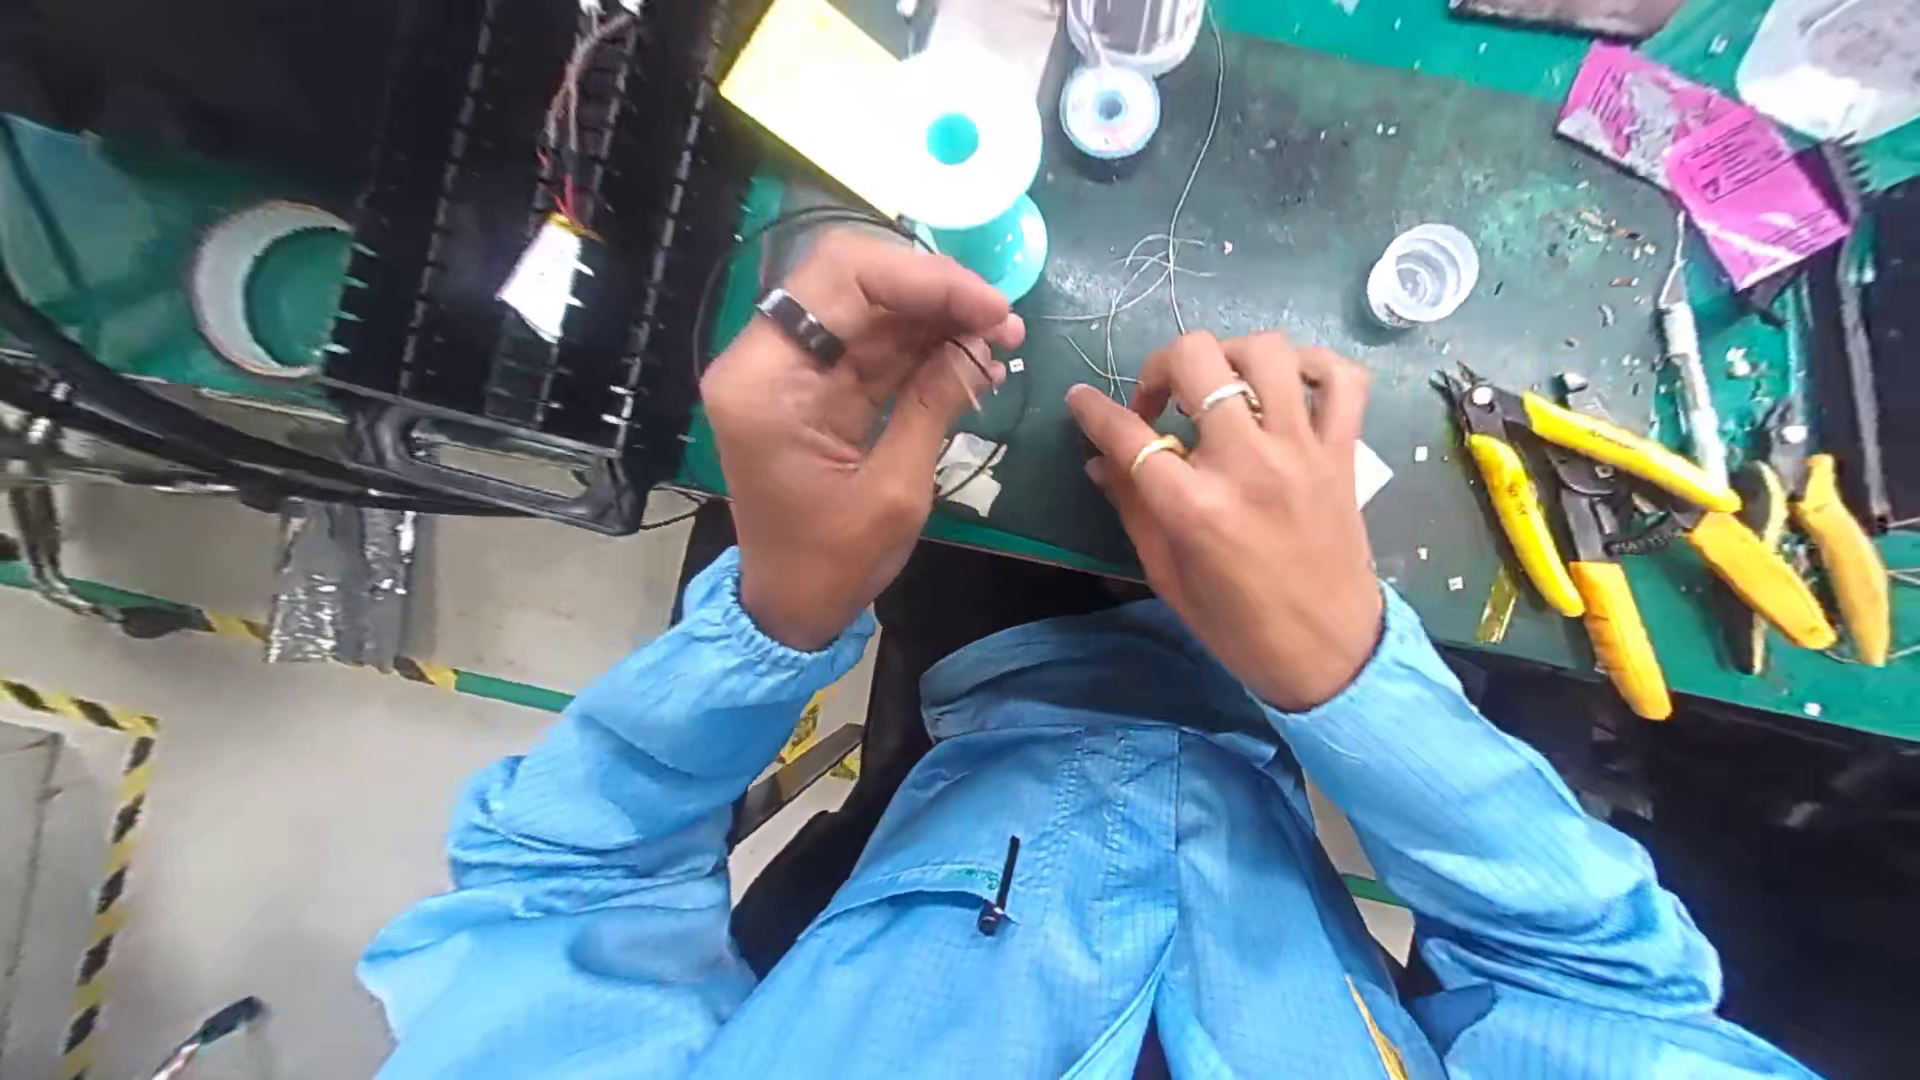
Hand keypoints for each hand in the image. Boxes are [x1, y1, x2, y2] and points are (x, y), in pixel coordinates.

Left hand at [702, 229, 1023, 649]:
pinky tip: (970, 358)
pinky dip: (920, 350)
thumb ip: (935, 402)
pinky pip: (870, 350)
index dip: (926, 279)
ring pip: (867, 313)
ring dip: (935, 319)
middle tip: (1000, 318)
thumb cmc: (834, 562)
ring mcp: (788, 373)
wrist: (793, 606)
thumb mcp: (896, 488)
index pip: (842, 280)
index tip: (992, 306)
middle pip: (852, 283)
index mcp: (766, 380)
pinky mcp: (812, 392)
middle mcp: (765, 360)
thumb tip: (984, 340)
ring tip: (1000, 338)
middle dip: (933, 293)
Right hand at [1066, 331, 1382, 710]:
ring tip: (1214, 391)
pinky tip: (1279, 387)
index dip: (1093, 410)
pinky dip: (1308, 366)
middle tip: (1154, 404)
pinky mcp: (1342, 453)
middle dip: (1158, 368)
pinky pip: (1341, 378)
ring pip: (1267, 352)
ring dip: (1226, 357)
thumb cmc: (1233, 623)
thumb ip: (1131, 507)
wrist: (1327, 651)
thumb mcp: (1164, 572)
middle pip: (1197, 363)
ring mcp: (1302, 451)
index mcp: (1193, 506)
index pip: (1128, 435)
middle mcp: (1247, 464)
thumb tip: (1099, 461)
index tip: (1078, 398)